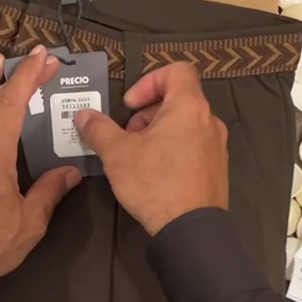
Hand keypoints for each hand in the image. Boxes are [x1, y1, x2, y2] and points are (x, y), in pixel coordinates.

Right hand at [73, 63, 228, 234]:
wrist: (190, 230)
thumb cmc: (155, 183)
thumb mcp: (117, 154)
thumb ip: (99, 129)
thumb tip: (84, 114)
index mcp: (189, 107)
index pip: (177, 71)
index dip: (149, 80)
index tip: (130, 105)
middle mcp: (209, 121)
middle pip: (179, 99)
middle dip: (148, 111)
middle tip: (128, 134)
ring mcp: (217, 146)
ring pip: (185, 125)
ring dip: (159, 131)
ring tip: (138, 156)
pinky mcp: (217, 168)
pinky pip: (193, 146)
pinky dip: (173, 149)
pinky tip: (155, 174)